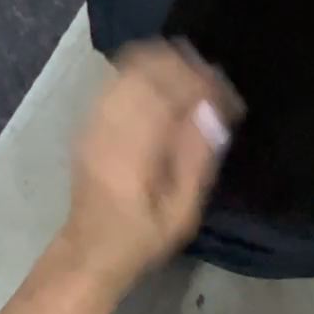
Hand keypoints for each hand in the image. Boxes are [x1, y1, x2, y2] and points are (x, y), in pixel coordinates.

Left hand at [57, 41, 240, 288]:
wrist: (86, 252)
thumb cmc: (140, 236)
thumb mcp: (181, 213)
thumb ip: (198, 160)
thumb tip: (212, 111)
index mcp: (135, 148)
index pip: (172, 93)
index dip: (204, 85)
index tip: (227, 98)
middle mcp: (111, 123)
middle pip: (149, 69)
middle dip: (186, 67)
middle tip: (212, 80)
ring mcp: (96, 118)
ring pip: (131, 66)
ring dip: (165, 62)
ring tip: (192, 74)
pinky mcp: (90, 119)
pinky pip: (117, 76)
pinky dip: (144, 67)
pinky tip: (162, 78)